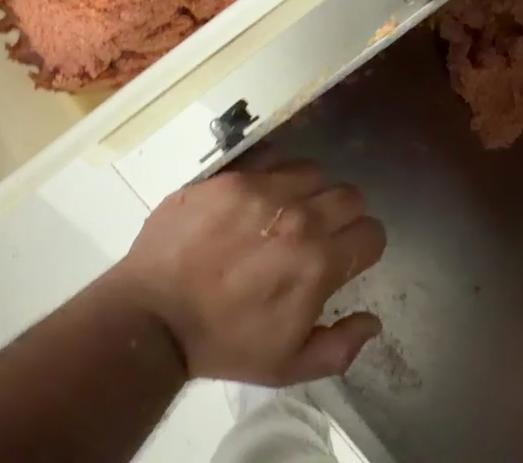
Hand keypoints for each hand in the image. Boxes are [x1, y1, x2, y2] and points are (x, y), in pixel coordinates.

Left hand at [109, 158, 386, 386]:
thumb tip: (373, 322)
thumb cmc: (221, 344)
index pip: (372, 233)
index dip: (363, 248)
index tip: (345, 257)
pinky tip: (261, 194)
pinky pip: (273, 157)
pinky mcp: (232, 177)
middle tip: (318, 235)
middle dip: (342, 217)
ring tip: (288, 210)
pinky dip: (276, 172)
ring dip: (310, 191)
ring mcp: (264, 192)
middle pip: (350, 197)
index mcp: (319, 264)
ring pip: (315, 172)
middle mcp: (301, 219)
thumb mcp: (285, 366)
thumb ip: (339, 348)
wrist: (149, 320)